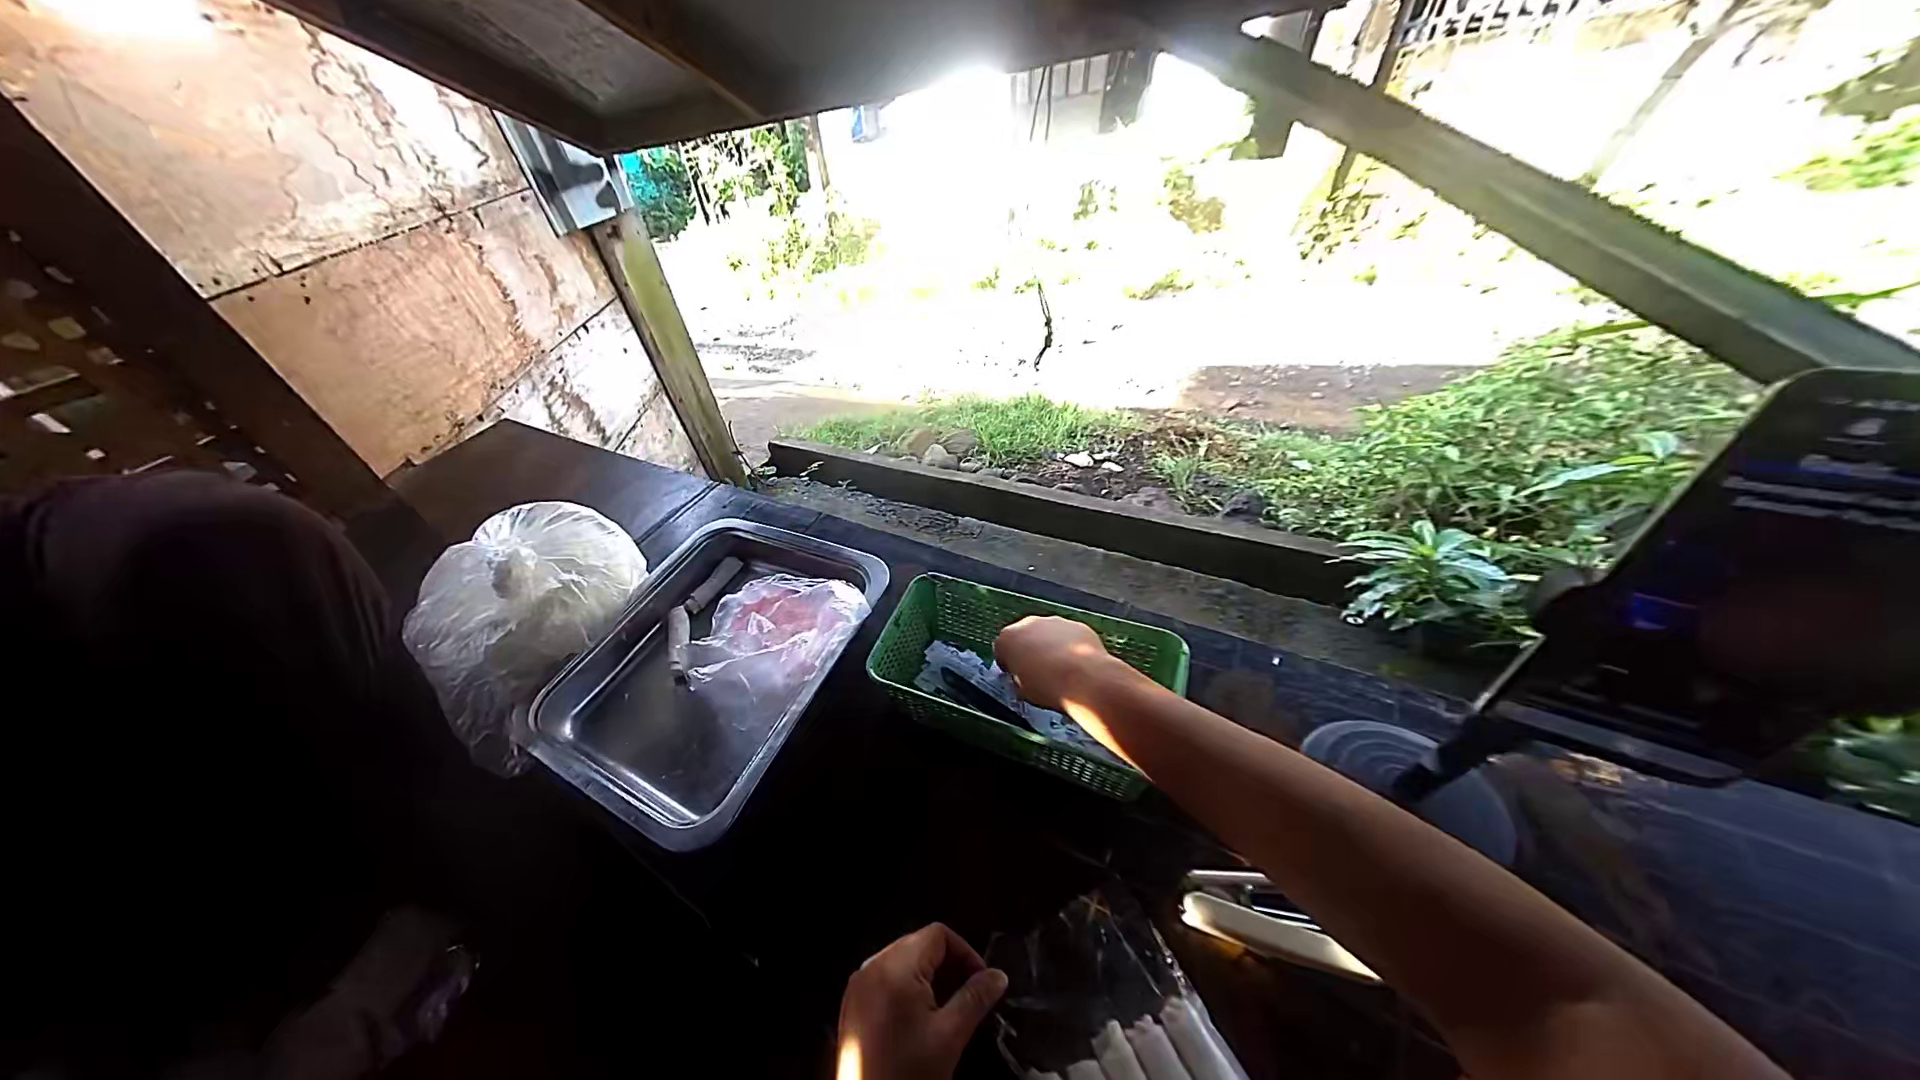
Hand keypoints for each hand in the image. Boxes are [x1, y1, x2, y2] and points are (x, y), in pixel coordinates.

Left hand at [836, 923, 1007, 1079]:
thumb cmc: (907, 1074)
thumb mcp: (949, 1036)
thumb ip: (975, 998)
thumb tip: (998, 975)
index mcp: (895, 966)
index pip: (938, 934)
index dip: (965, 952)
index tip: (982, 980)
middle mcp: (872, 966)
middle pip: (920, 943)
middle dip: (949, 964)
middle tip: (969, 995)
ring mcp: (859, 984)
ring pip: (904, 959)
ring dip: (930, 976)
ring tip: (948, 1008)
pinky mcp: (853, 1003)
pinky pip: (886, 977)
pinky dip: (908, 987)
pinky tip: (920, 1018)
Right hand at [993, 616, 1117, 711]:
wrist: (1083, 680)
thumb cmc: (1049, 686)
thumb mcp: (1022, 690)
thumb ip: (1018, 678)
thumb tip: (1024, 679)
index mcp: (1008, 638)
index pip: (1002, 649)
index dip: (1009, 664)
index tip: (1016, 675)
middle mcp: (1028, 623)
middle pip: (1025, 636)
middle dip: (1030, 650)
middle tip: (1038, 672)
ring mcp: (1054, 622)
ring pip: (1048, 633)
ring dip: (1051, 647)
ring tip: (1060, 670)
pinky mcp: (1076, 625)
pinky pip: (1069, 635)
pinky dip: (1071, 646)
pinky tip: (1077, 665)